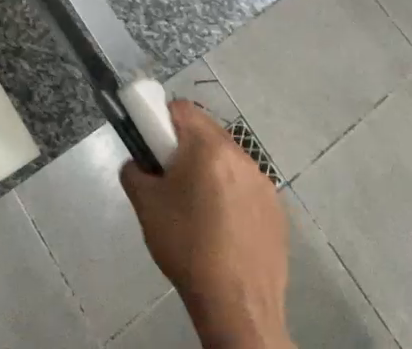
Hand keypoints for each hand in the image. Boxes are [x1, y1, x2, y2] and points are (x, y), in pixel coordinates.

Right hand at [121, 101, 292, 348]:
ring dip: (208, 169)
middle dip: (184, 145)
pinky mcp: (277, 210)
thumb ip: (135, 171)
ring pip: (226, 159)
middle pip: (206, 131)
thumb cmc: (186, 246)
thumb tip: (141, 164)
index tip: (150, 145)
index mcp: (209, 149)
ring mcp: (264, 184)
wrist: (236, 304)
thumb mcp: (144, 205)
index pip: (180, 108)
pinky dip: (229, 194)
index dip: (159, 119)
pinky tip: (220, 228)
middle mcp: (242, 157)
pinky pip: (245, 186)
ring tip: (194, 208)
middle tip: (168, 177)